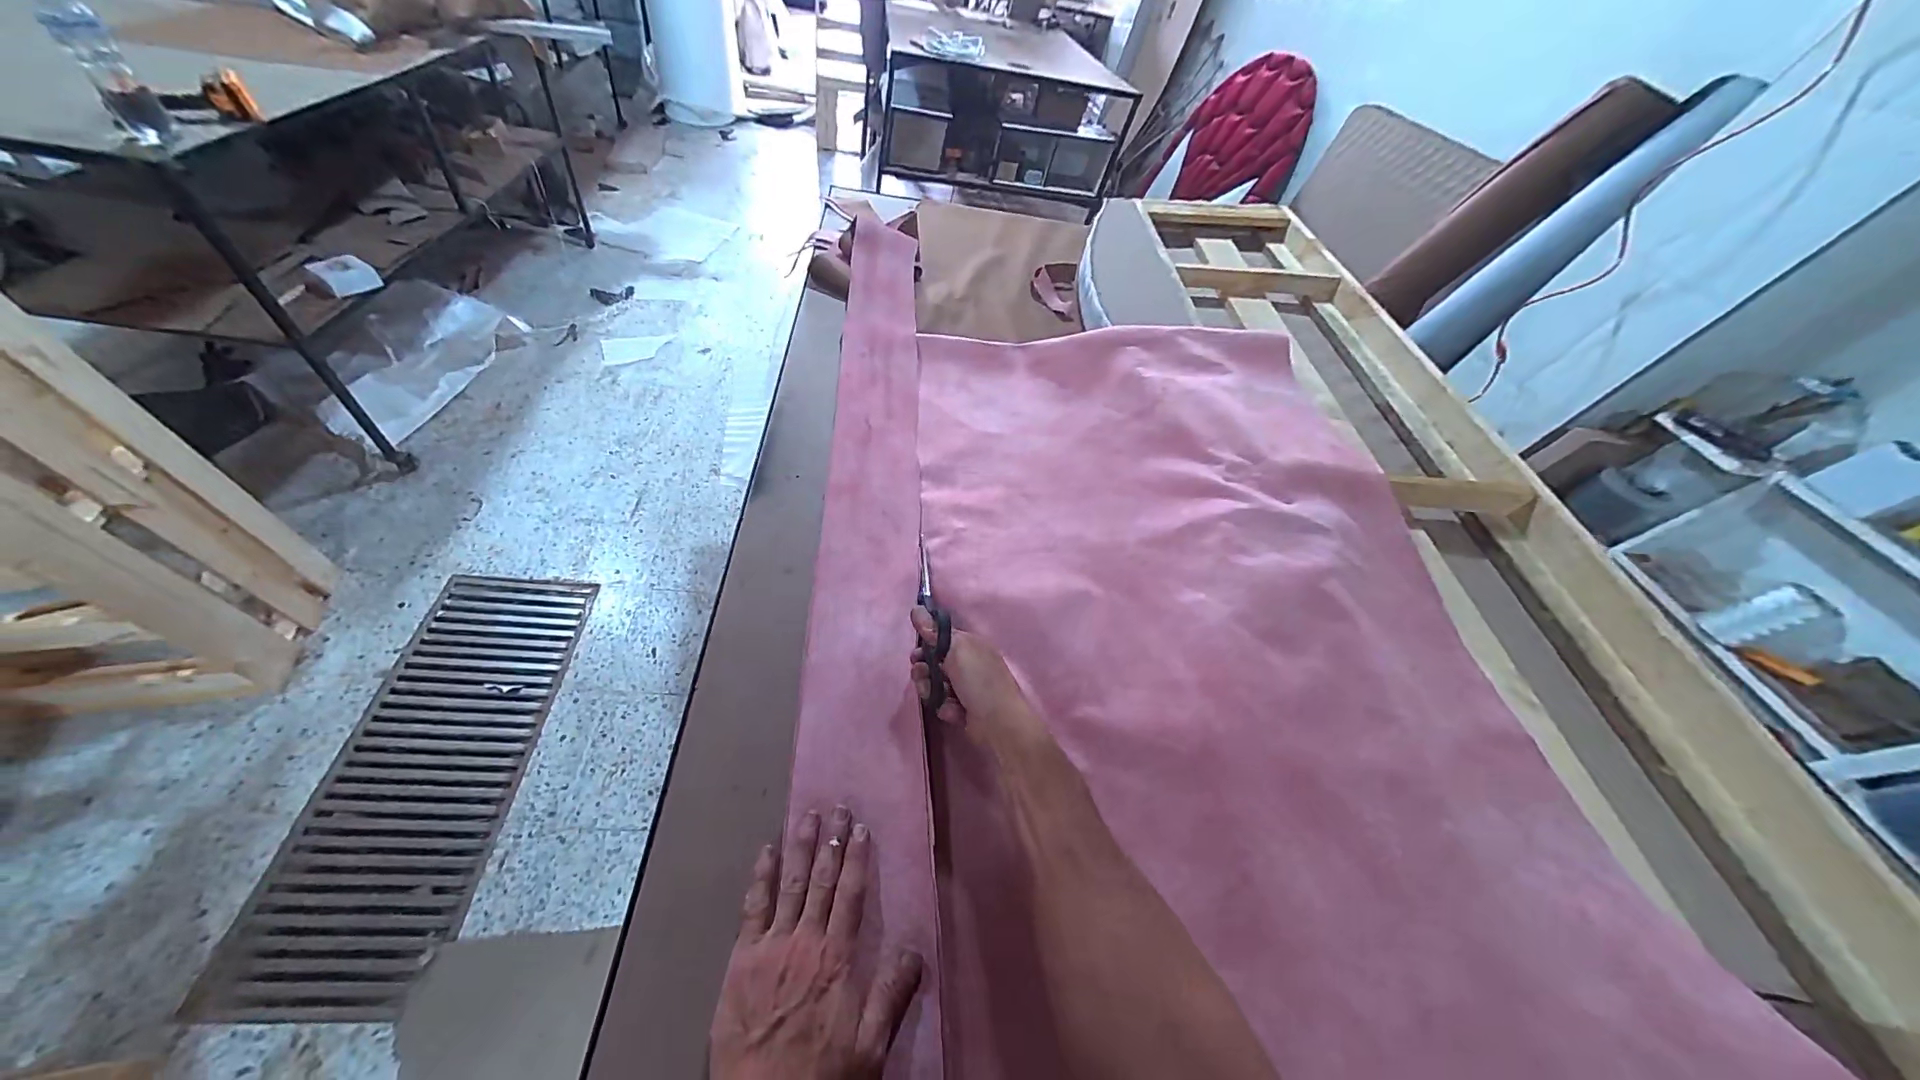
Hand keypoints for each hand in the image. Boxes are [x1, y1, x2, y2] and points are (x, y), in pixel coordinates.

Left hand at [710, 806, 923, 1079]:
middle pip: (822, 881)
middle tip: (837, 809)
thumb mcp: (870, 1047)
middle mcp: (805, 942)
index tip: (860, 829)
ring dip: (799, 848)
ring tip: (806, 816)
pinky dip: (760, 878)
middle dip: (831, 842)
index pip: (851, 895)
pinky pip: (752, 908)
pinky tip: (765, 852)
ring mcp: (770, 947)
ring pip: (789, 885)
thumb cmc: (820, 1074)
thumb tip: (915, 951)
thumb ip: (891, 995)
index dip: (857, 859)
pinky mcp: (740, 960)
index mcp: (837, 958)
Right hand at [910, 606, 1042, 748]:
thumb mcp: (957, 649)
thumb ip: (935, 631)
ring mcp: (967, 688)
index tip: (916, 653)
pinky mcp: (963, 709)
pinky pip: (943, 703)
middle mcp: (969, 664)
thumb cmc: (979, 681)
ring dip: (932, 690)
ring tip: (936, 696)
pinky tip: (953, 711)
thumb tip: (916, 608)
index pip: (942, 639)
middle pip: (935, 663)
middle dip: (924, 670)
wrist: (998, 723)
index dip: (927, 644)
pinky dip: (945, 707)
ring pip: (935, 685)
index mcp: (971, 645)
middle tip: (921, 675)